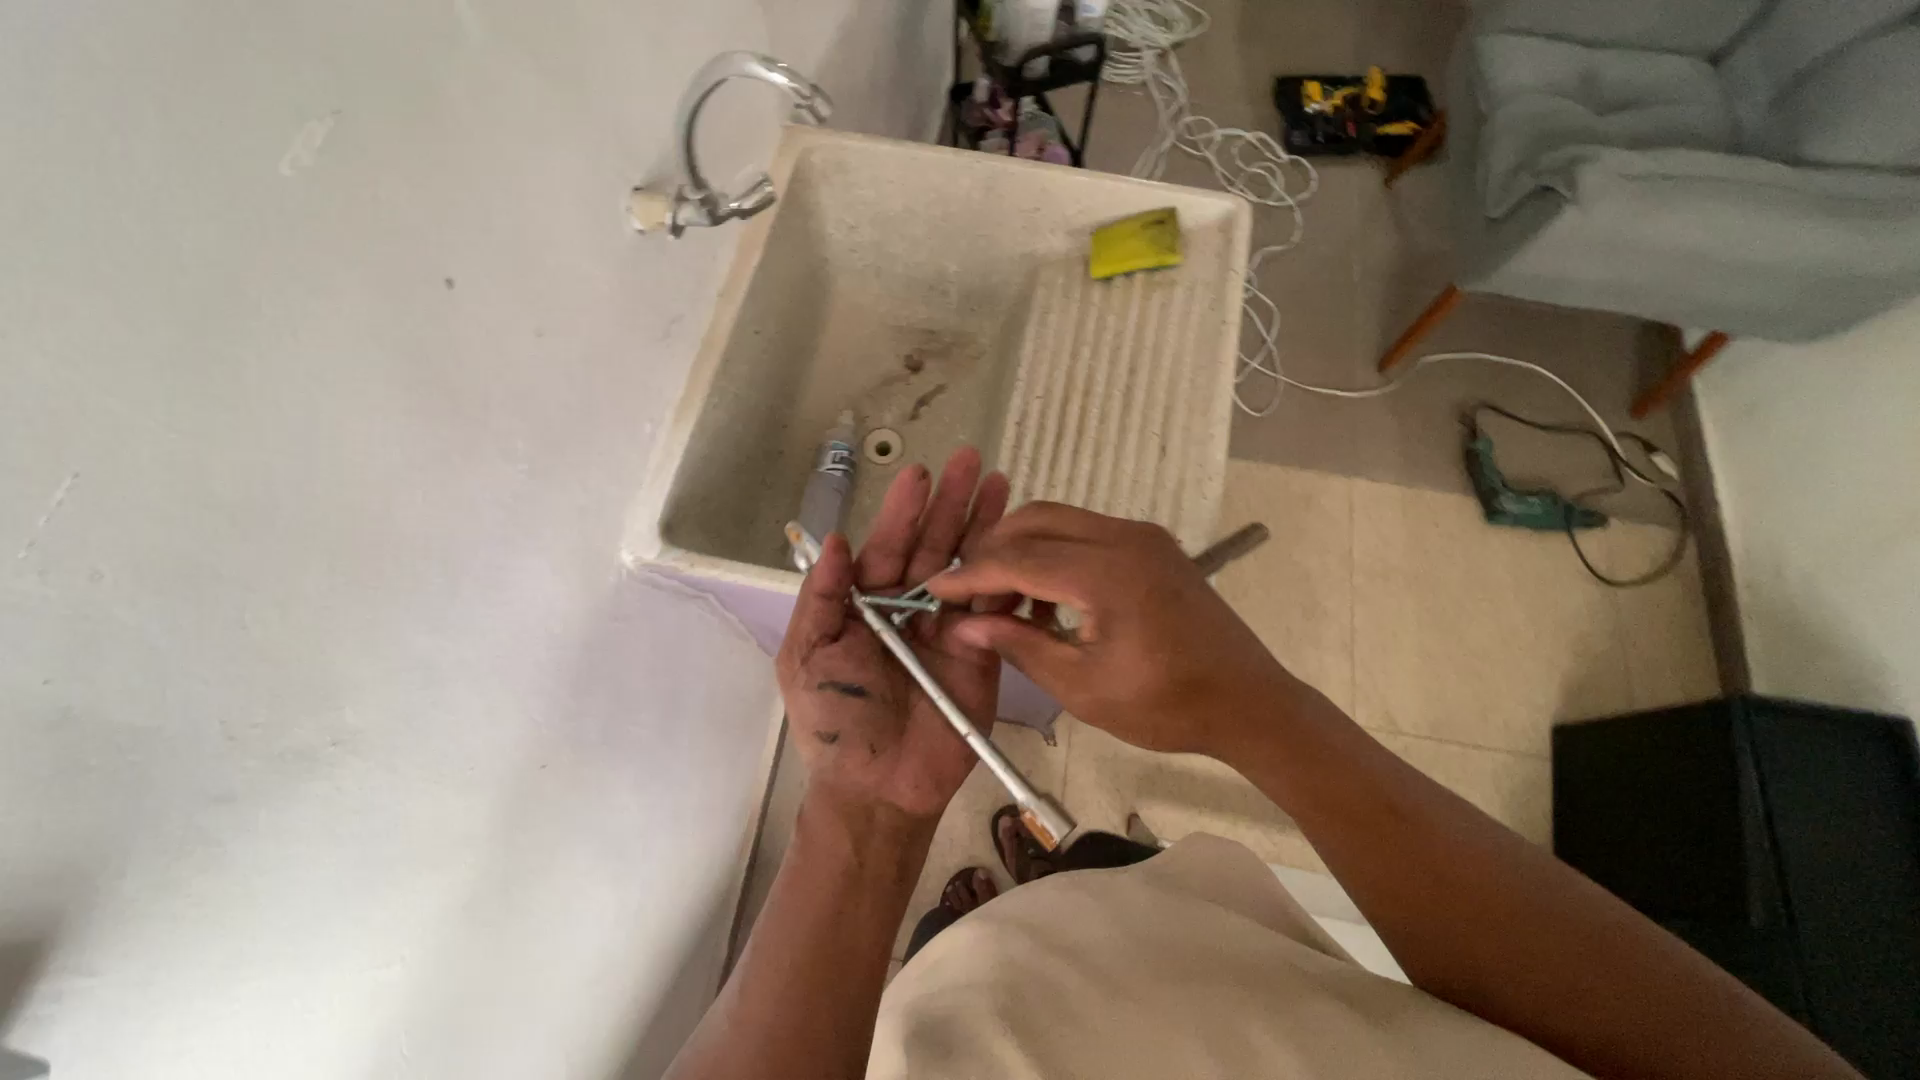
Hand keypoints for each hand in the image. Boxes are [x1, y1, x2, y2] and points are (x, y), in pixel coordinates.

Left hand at [776, 447, 1009, 822]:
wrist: (879, 787)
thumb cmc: (836, 722)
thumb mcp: (807, 657)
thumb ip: (821, 599)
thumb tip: (834, 540)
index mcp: (866, 607)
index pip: (888, 548)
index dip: (902, 512)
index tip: (918, 474)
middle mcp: (909, 610)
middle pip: (934, 548)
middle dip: (950, 505)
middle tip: (970, 461)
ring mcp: (948, 630)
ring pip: (968, 569)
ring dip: (984, 528)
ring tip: (1000, 486)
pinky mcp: (981, 654)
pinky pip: (996, 611)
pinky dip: (1008, 578)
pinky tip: (1022, 543)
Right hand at [927, 503, 1294, 759]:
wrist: (1250, 702)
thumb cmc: (1167, 705)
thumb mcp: (1083, 687)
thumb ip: (1020, 645)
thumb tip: (963, 626)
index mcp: (1108, 572)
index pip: (1019, 557)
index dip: (970, 574)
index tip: (933, 590)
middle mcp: (1125, 537)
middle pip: (1036, 520)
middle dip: (992, 551)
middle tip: (967, 595)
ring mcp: (1142, 536)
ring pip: (1060, 520)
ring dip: (1022, 549)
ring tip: (1002, 599)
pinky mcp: (1152, 545)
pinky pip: (1086, 532)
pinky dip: (1053, 553)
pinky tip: (1045, 596)